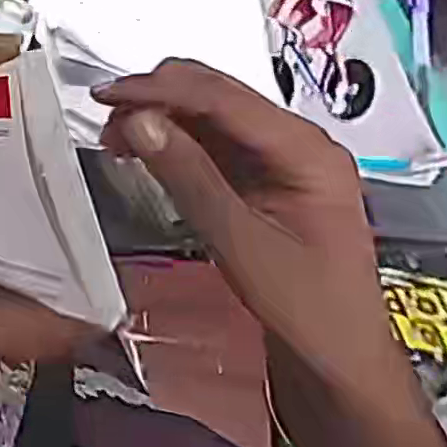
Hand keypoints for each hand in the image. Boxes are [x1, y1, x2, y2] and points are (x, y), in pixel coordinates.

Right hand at [90, 59, 392, 382]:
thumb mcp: (240, 242)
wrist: (339, 356)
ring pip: (204, 107)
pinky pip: (204, 132)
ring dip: (157, 112)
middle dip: (155, 96)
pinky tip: (141, 146)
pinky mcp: (257, 167)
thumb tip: (139, 121)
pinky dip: (167, 132)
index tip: (109, 94)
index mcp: (307, 152)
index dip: (158, 90)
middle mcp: (295, 140)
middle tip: (107, 116)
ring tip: (116, 136)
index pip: (221, 98)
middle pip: (214, 91)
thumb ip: (188, 176)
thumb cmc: (307, 307)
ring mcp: (277, 152)